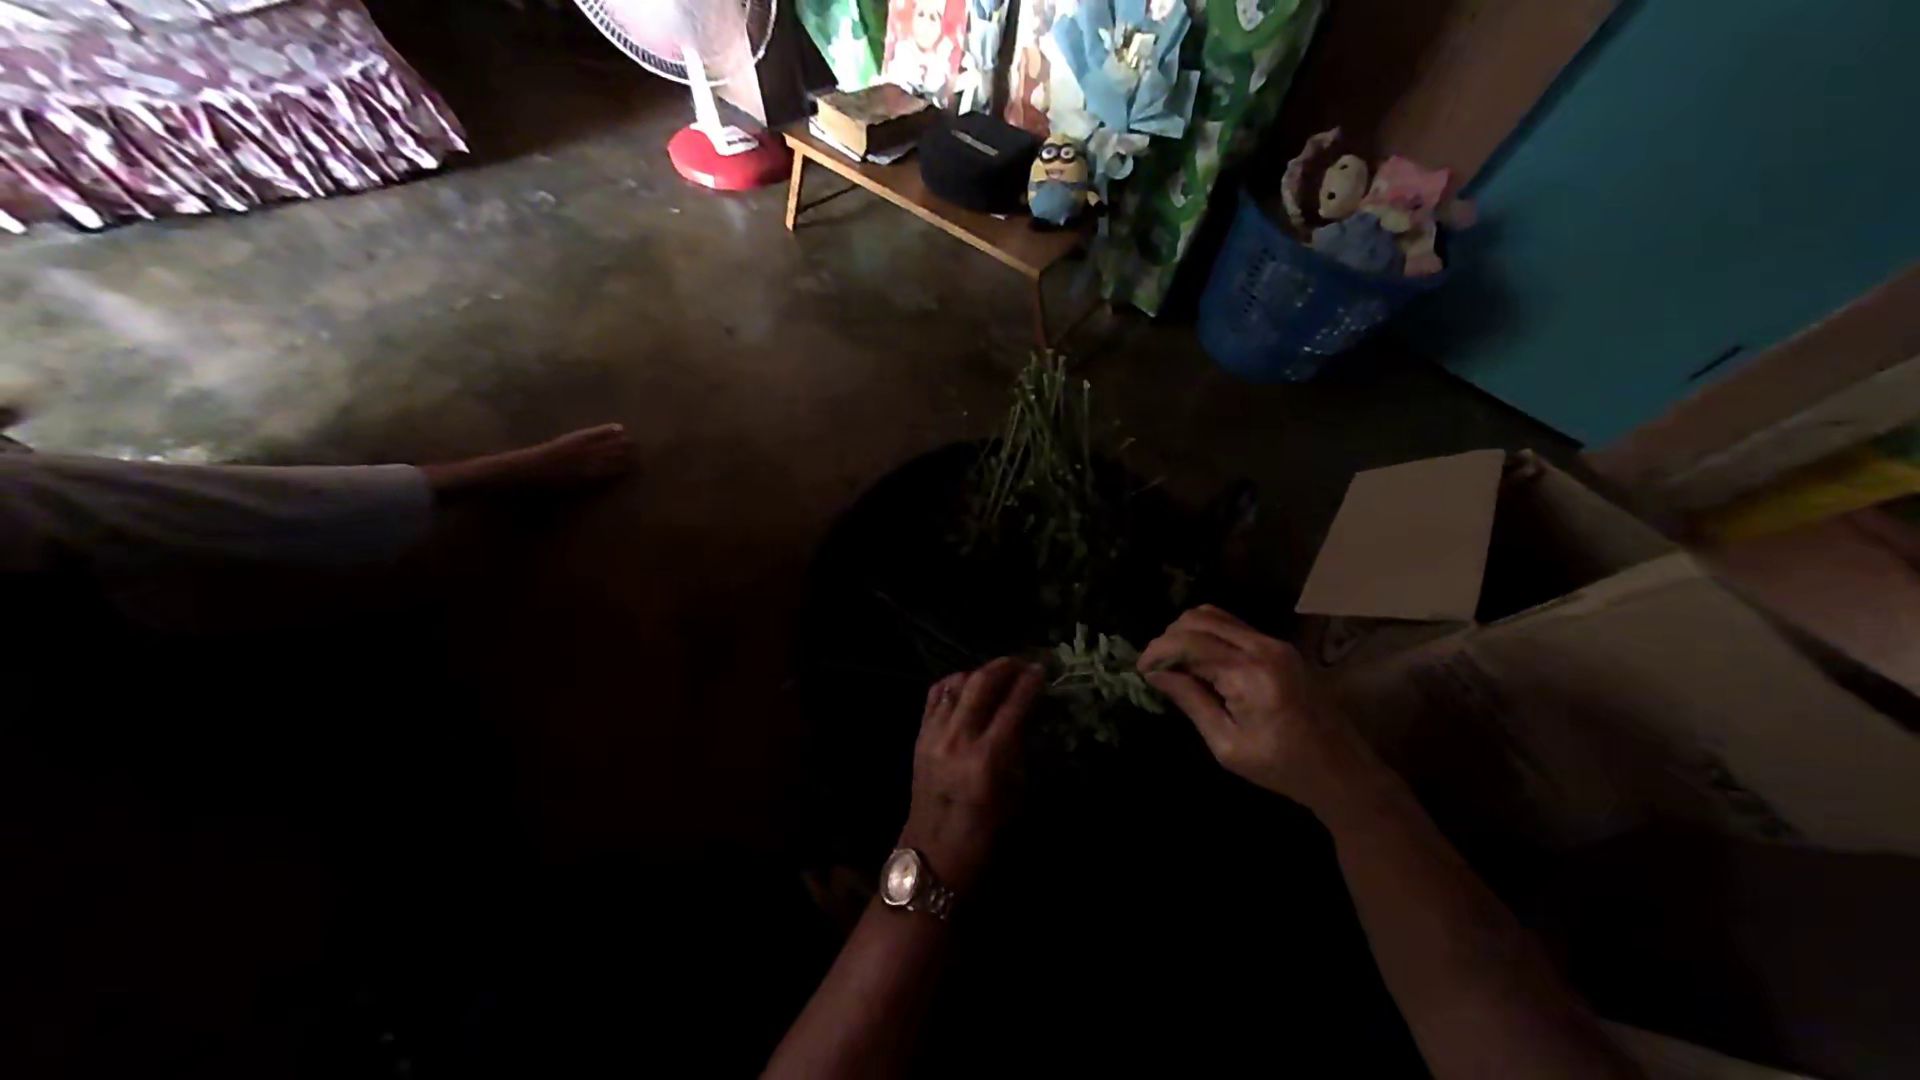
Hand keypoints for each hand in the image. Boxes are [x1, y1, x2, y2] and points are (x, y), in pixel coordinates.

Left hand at [900, 657, 1042, 893]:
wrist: (933, 856)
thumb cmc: (983, 833)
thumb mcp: (1014, 793)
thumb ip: (1018, 749)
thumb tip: (1026, 715)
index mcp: (986, 758)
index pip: (1013, 706)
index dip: (1030, 683)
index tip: (1043, 669)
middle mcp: (957, 739)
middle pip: (982, 683)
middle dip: (1005, 666)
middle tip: (1023, 661)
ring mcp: (934, 734)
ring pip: (956, 684)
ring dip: (980, 671)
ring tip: (999, 670)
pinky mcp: (919, 736)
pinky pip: (935, 696)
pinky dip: (953, 683)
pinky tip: (967, 683)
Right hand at [1139, 605, 1374, 812]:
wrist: (1342, 771)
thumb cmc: (1282, 768)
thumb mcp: (1227, 746)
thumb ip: (1191, 702)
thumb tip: (1156, 674)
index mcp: (1249, 675)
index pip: (1189, 643)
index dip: (1157, 652)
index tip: (1140, 670)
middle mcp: (1262, 648)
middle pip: (1198, 619)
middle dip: (1169, 639)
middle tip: (1157, 669)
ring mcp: (1274, 644)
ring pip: (1214, 615)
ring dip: (1187, 634)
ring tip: (1176, 665)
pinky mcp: (1279, 647)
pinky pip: (1232, 626)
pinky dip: (1207, 635)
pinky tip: (1201, 662)